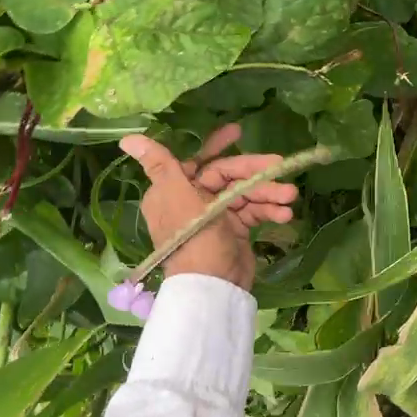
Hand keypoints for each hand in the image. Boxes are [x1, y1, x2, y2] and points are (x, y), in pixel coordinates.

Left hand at [120, 124, 298, 288]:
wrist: (214, 285)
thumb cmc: (194, 238)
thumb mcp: (177, 197)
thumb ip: (160, 165)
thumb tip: (126, 139)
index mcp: (174, 190)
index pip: (200, 161)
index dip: (219, 146)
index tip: (240, 132)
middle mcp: (193, 200)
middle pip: (229, 176)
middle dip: (256, 174)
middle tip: (281, 166)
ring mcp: (216, 216)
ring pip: (246, 194)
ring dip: (269, 194)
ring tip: (290, 197)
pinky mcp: (235, 229)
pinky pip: (254, 212)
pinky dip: (269, 211)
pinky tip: (285, 214)